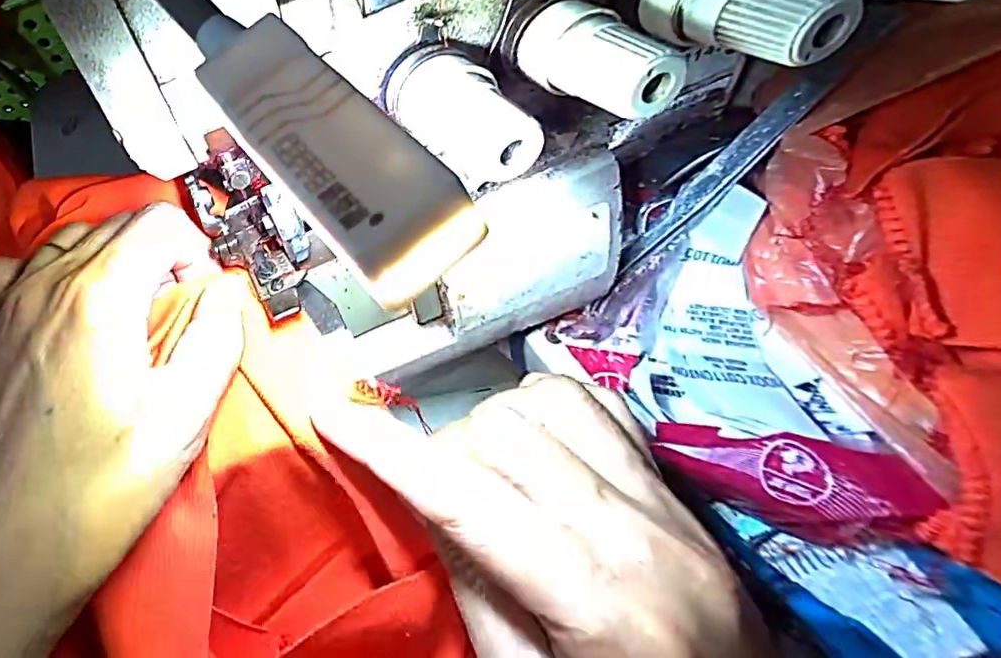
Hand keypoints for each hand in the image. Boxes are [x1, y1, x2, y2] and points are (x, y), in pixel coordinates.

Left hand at [0, 205, 245, 657]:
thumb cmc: (88, 503)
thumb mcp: (179, 427)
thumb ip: (215, 342)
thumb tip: (224, 294)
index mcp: (99, 300)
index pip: (160, 223)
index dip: (194, 250)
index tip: (199, 294)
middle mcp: (48, 287)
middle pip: (121, 225)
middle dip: (162, 253)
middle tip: (174, 310)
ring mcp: (9, 305)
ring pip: (76, 237)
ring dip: (115, 257)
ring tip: (130, 309)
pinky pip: (22, 265)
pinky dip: (55, 268)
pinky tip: (70, 308)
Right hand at [316, 374, 765, 657]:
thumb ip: (478, 588)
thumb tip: (430, 499)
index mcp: (600, 603)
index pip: (470, 498)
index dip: (389, 450)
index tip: (331, 413)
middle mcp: (635, 530)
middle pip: (502, 433)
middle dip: (447, 449)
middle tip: (442, 492)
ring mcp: (661, 496)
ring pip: (544, 399)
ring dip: (495, 423)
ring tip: (491, 470)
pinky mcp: (670, 478)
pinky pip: (592, 398)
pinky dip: (545, 404)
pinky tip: (536, 439)